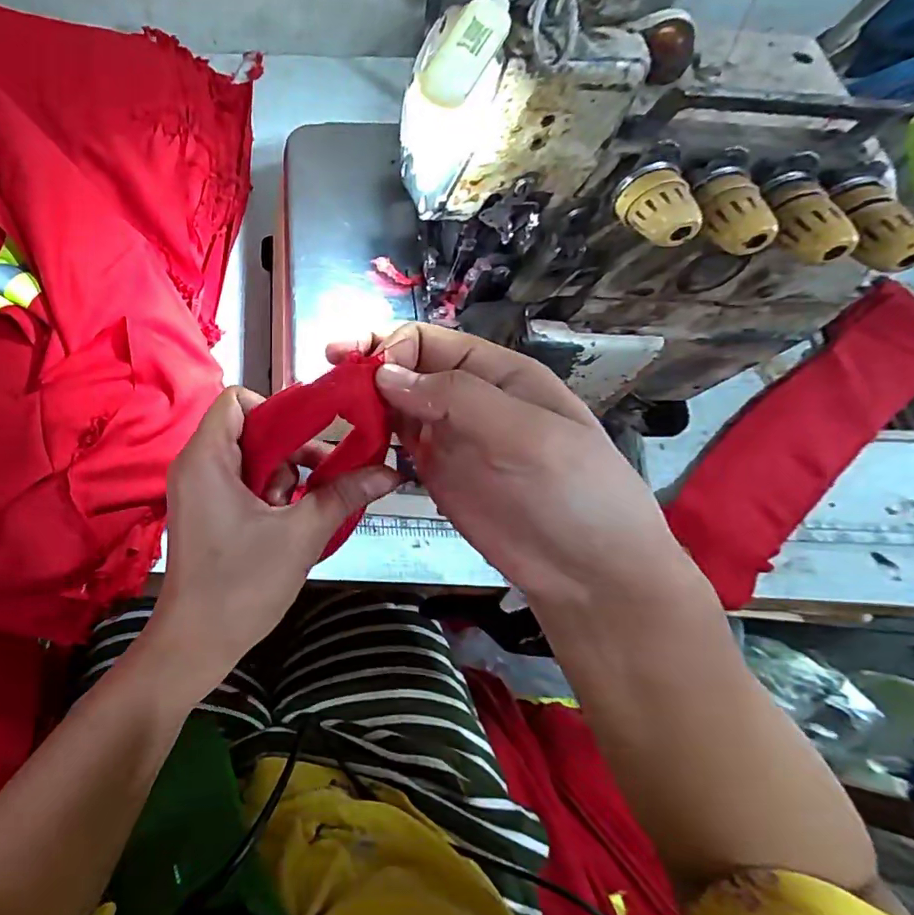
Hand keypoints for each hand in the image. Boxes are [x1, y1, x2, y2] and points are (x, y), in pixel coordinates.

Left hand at [155, 387, 400, 677]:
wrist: (197, 641)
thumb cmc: (241, 585)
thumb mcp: (300, 534)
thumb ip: (343, 494)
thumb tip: (389, 472)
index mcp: (206, 458)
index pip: (238, 399)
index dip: (277, 409)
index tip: (310, 439)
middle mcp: (194, 465)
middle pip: (248, 429)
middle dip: (290, 450)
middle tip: (319, 478)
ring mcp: (196, 490)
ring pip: (248, 459)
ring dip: (282, 477)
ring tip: (298, 512)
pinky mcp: (204, 512)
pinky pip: (240, 484)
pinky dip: (267, 495)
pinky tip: (287, 524)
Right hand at [326, 324, 710, 621]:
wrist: (588, 572)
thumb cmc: (572, 494)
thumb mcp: (527, 435)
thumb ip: (458, 399)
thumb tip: (384, 375)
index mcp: (497, 374)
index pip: (430, 343)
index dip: (391, 348)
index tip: (361, 374)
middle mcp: (467, 398)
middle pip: (405, 369)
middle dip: (366, 368)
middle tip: (325, 379)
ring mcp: (448, 437)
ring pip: (393, 405)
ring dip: (361, 402)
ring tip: (326, 408)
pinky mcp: (434, 473)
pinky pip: (394, 445)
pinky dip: (368, 438)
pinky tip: (346, 441)